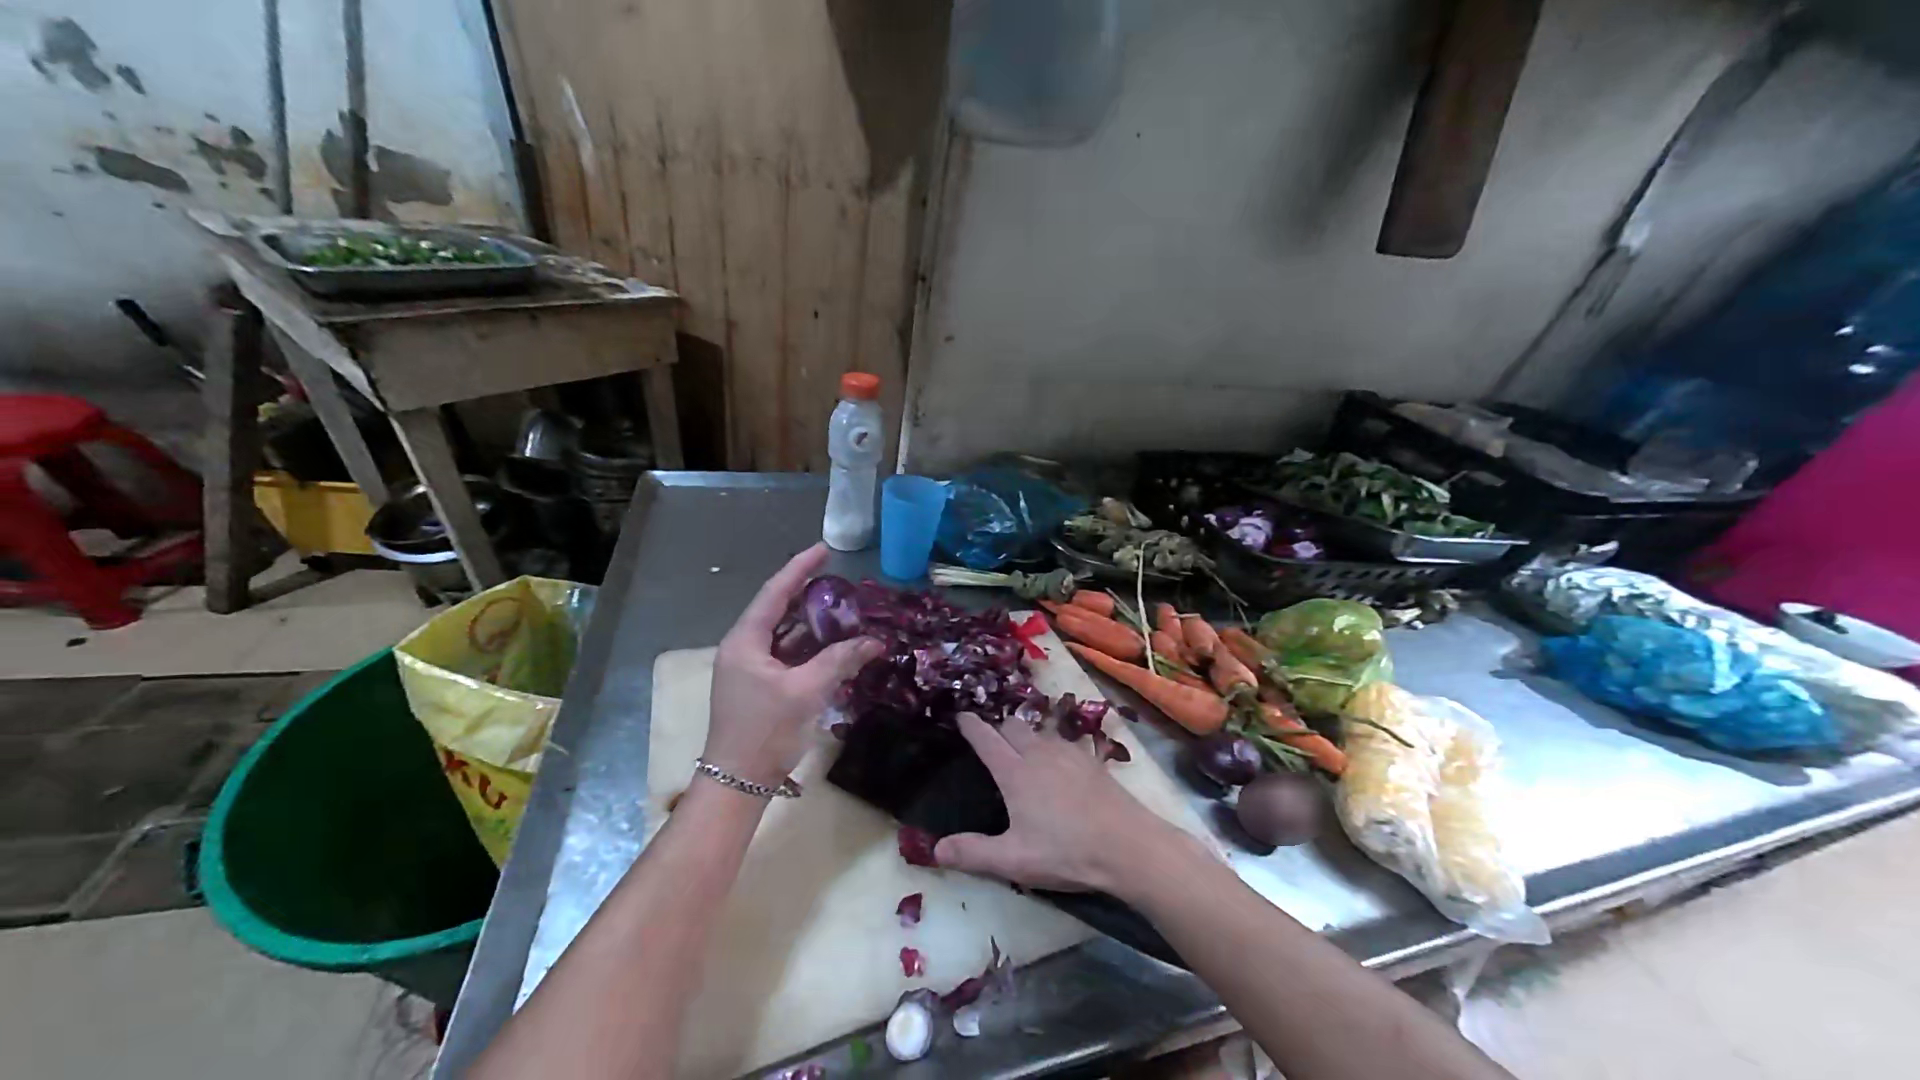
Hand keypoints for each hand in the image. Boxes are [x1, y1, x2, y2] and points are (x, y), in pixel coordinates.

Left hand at [704, 544, 882, 788]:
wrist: (738, 782)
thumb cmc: (765, 731)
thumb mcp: (806, 692)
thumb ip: (840, 661)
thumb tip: (874, 641)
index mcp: (745, 641)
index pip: (775, 593)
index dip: (799, 569)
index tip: (824, 550)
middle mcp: (743, 648)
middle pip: (777, 610)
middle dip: (806, 593)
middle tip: (838, 580)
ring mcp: (749, 668)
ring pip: (783, 634)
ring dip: (809, 622)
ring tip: (839, 607)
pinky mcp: (759, 686)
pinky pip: (786, 654)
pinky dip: (808, 646)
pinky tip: (831, 644)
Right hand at [933, 711, 1195, 894]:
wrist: (1129, 845)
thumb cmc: (1067, 853)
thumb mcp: (1015, 861)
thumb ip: (973, 853)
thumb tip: (935, 849)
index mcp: (1016, 773)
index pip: (986, 738)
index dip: (970, 725)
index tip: (961, 717)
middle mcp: (1039, 753)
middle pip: (1012, 725)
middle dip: (997, 726)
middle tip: (989, 739)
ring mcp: (1069, 753)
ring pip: (1039, 730)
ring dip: (1025, 734)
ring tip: (1021, 750)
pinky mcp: (1091, 759)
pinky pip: (1062, 741)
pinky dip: (1050, 744)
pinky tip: (1057, 764)